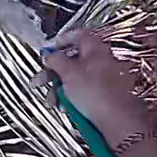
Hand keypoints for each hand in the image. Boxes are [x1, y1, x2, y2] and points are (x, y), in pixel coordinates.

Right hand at [39, 28, 151, 146]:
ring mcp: (104, 80)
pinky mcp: (104, 97)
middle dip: (53, 73)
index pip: (76, 36)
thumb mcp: (68, 73)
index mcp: (95, 49)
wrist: (117, 121)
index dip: (59, 42)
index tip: (47, 51)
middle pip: (72, 61)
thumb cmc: (97, 93)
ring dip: (60, 90)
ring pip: (75, 80)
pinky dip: (71, 99)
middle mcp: (102, 62)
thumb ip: (55, 61)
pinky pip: (83, 94)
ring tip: (52, 101)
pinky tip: (65, 107)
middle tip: (39, 81)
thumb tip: (48, 55)